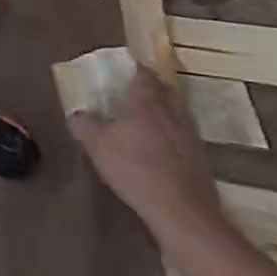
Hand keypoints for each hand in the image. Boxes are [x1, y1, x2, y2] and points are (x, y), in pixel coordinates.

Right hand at [68, 70, 222, 238]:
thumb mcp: (98, 147)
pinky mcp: (200, 156)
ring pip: (176, 111)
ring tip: (146, 115)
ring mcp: (191, 135)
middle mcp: (173, 114)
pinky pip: (183, 132)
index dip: (134, 68)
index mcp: (148, 105)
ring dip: (163, 108)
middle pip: (165, 90)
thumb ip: (85, 126)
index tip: (124, 66)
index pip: (143, 76)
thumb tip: (76, 113)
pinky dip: (171, 131)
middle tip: (134, 88)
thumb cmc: (134, 169)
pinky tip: (161, 144)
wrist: (181, 209)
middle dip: (150, 86)